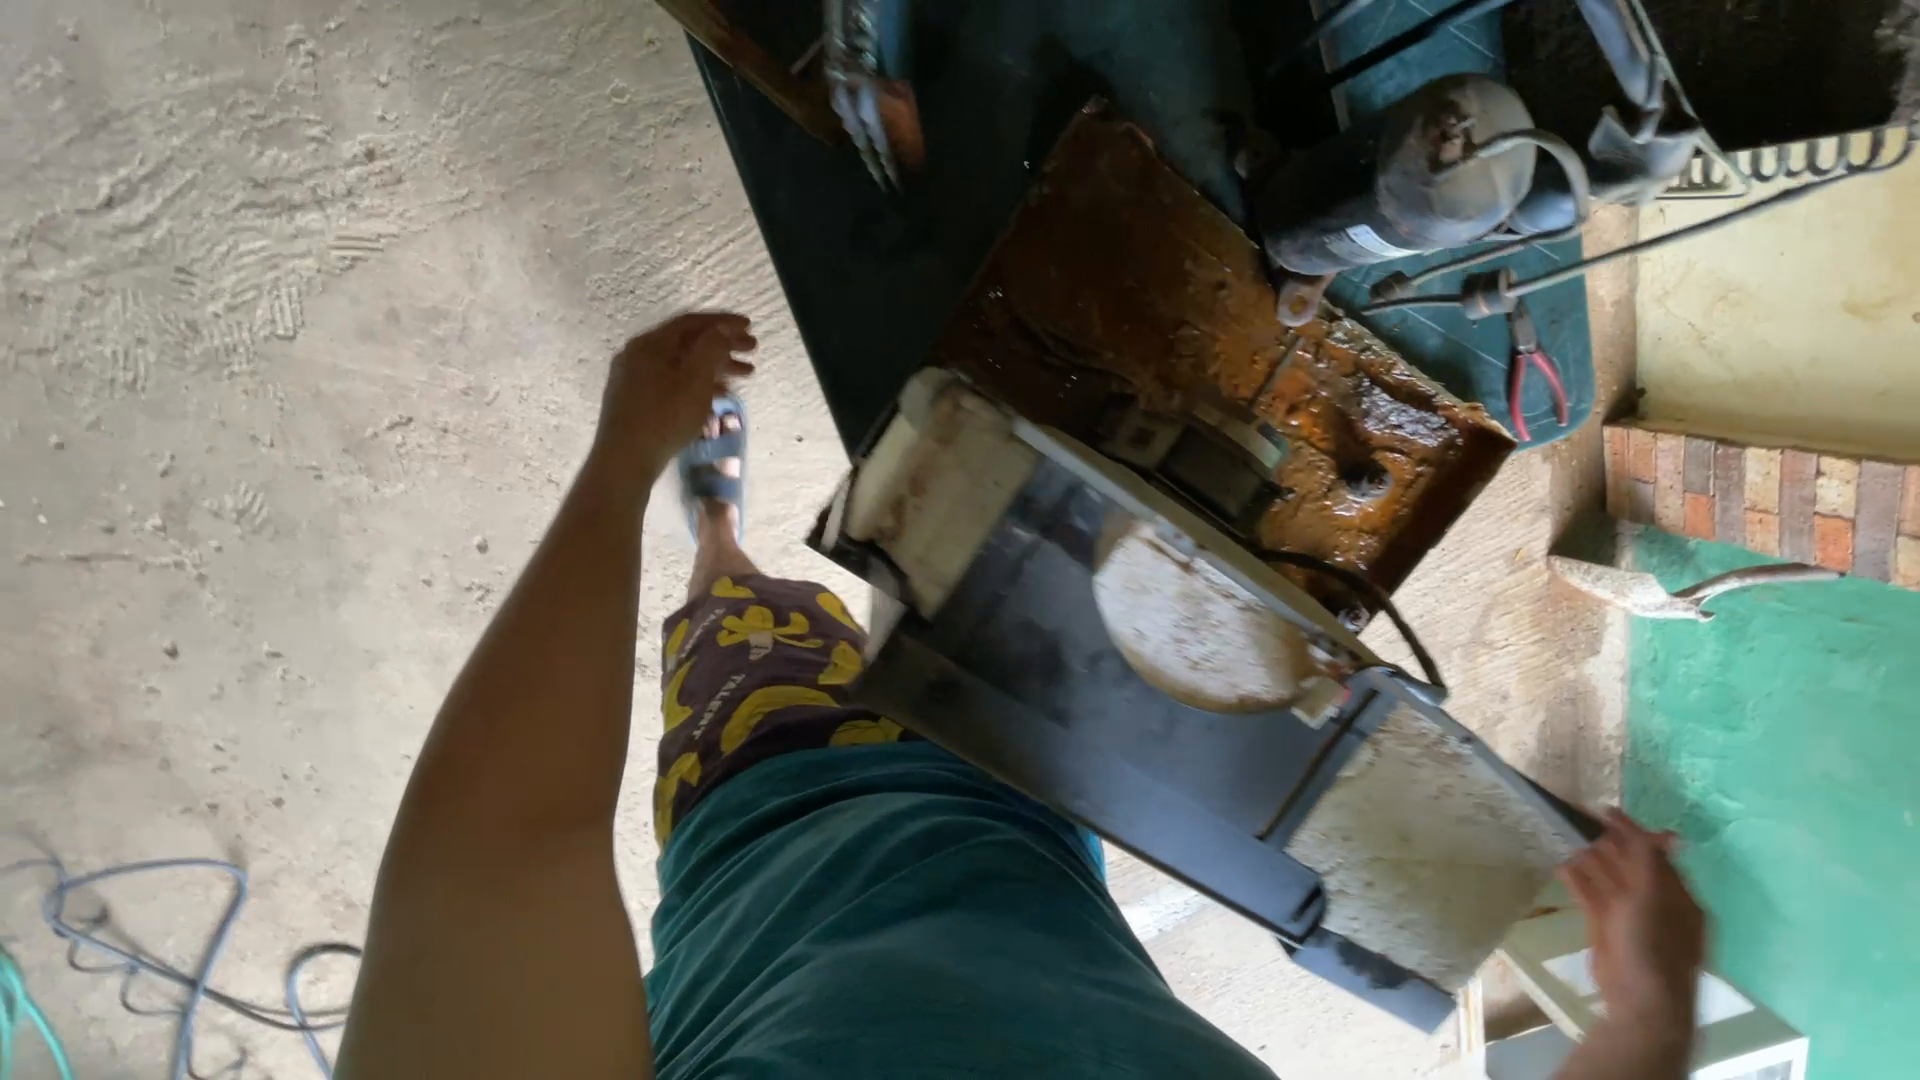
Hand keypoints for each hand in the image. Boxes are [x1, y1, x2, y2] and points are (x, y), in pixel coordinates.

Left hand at [597, 312, 755, 474]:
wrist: (626, 459)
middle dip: (723, 345)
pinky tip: (718, 396)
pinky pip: (674, 382)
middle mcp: (639, 354)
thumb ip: (712, 349)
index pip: (692, 322)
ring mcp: (635, 378)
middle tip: (753, 352)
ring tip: (744, 376)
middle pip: (688, 343)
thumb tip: (722, 329)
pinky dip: (698, 383)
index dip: (724, 322)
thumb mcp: (695, 379)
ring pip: (682, 364)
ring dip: (715, 367)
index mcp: (651, 344)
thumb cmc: (665, 416)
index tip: (750, 326)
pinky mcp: (637, 401)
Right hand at [1560, 809, 1705, 1033]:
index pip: (1655, 856)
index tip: (1604, 810)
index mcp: (1678, 897)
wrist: (1641, 996)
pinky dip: (1577, 879)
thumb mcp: (1655, 898)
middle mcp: (1656, 903)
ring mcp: (1630, 916)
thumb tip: (1662, 832)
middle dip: (1607, 842)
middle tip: (1576, 818)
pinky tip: (1559, 864)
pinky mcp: (1606, 925)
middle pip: (1630, 865)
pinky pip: (1591, 895)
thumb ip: (1653, 864)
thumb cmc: (1653, 943)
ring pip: (1608, 879)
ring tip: (1562, 835)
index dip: (1632, 832)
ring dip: (1588, 858)